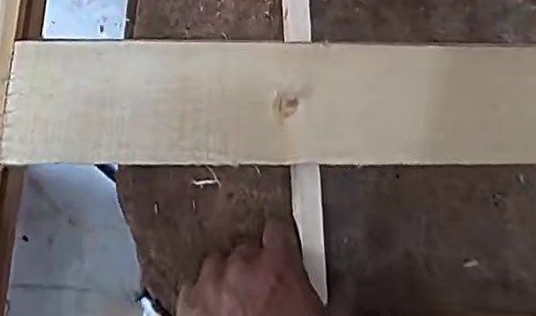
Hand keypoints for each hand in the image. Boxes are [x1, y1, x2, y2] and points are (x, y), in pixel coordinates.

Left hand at [176, 219, 323, 315]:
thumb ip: (336, 295)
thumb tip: (348, 285)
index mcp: (277, 265)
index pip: (277, 228)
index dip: (281, 240)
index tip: (282, 248)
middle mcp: (241, 267)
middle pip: (246, 250)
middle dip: (253, 268)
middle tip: (262, 293)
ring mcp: (210, 286)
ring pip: (216, 265)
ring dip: (225, 279)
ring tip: (236, 304)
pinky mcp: (187, 309)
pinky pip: (191, 290)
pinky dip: (201, 299)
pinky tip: (212, 313)